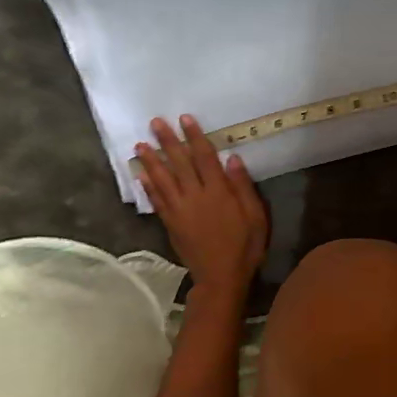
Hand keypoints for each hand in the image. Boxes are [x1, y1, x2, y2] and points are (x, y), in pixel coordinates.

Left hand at [134, 116, 268, 299]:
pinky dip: (148, 186)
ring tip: (140, 143)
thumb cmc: (245, 245)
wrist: (221, 277)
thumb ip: (243, 187)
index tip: (185, 119)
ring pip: (162, 179)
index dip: (195, 137)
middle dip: (167, 142)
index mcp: (218, 193)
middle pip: (179, 164)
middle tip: (155, 122)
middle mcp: (195, 197)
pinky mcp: (170, 223)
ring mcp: (179, 210)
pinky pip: (156, 200)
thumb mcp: (255, 215)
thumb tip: (232, 158)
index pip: (204, 158)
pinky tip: (141, 174)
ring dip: (151, 160)